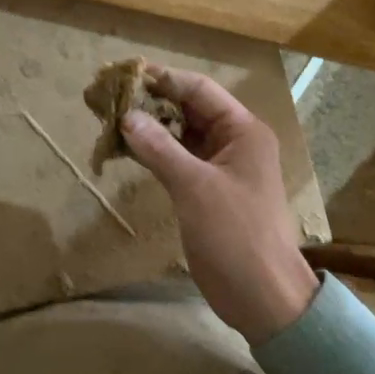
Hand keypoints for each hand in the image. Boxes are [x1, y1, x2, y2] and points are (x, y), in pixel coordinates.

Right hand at [122, 65, 319, 343]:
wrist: (264, 299)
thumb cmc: (237, 235)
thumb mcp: (195, 188)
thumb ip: (159, 148)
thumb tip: (126, 116)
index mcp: (242, 130)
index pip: (199, 89)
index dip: (163, 79)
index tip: (124, 74)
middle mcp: (233, 141)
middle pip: (188, 109)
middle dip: (151, 102)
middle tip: (110, 98)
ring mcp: (220, 167)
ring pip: (180, 134)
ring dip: (149, 127)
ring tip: (110, 120)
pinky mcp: (207, 191)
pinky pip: (177, 159)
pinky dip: (153, 152)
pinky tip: (124, 150)